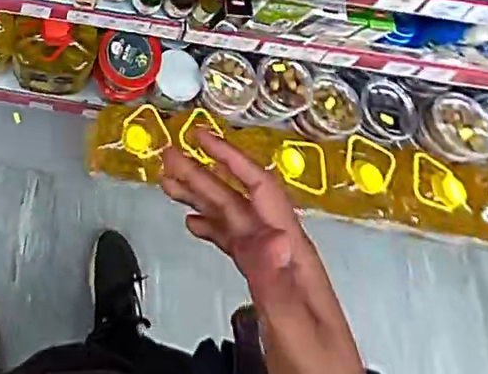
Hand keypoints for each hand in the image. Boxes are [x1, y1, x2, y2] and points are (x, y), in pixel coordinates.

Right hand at [160, 130, 363, 373]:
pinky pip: (232, 242)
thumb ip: (279, 283)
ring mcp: (271, 265)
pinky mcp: (263, 284)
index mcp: (291, 250)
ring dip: (200, 196)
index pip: (260, 189)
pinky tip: (193, 222)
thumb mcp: (297, 328)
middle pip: (237, 200)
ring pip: (231, 217)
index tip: (200, 137)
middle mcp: (280, 249)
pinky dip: (210, 227)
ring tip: (168, 182)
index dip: (231, 158)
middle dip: (202, 174)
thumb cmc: (319, 367)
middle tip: (168, 156)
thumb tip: (271, 233)